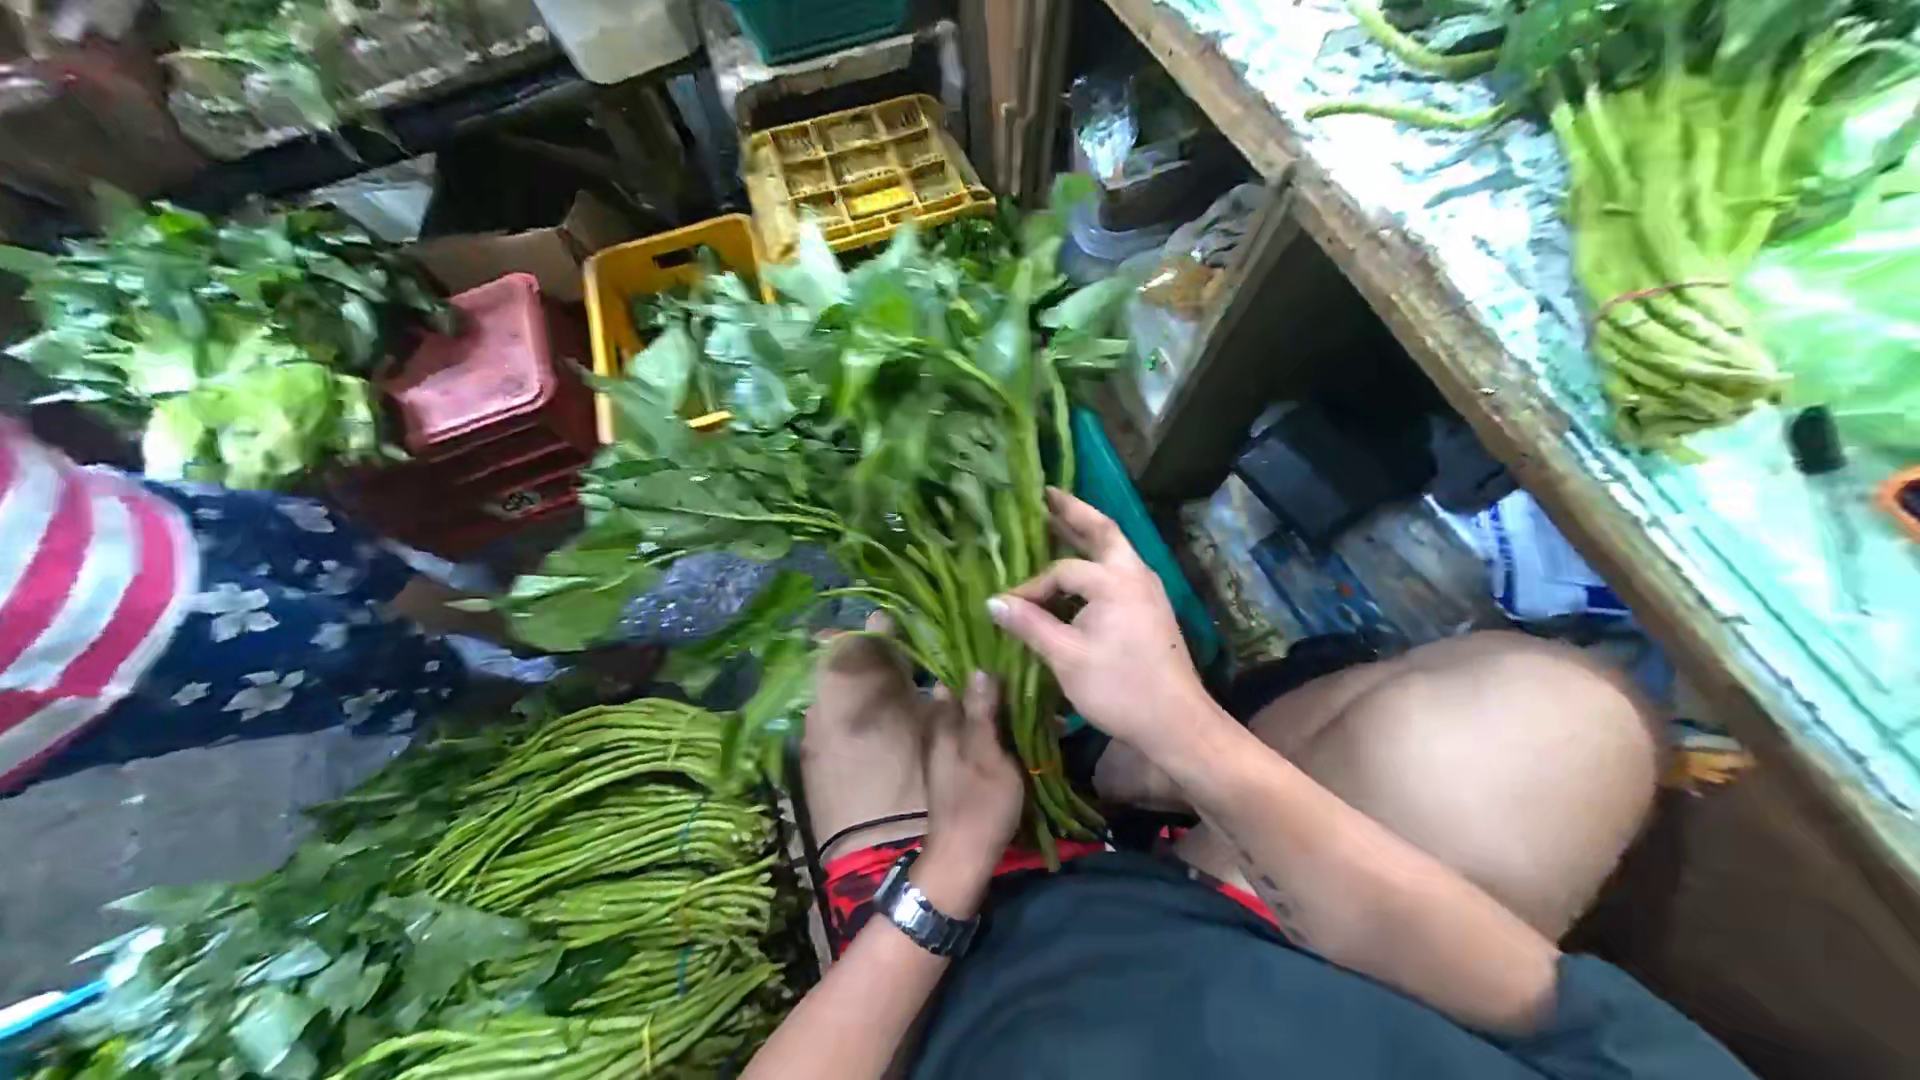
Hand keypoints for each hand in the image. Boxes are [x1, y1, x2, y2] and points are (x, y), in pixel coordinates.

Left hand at [915, 673, 1024, 917]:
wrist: (963, 859)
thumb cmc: (978, 805)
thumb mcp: (986, 755)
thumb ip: (981, 713)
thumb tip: (979, 669)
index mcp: (944, 723)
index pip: (956, 679)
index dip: (981, 666)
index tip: (1011, 657)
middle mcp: (943, 731)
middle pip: (970, 697)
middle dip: (1000, 689)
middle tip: (1035, 683)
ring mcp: (952, 750)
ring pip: (979, 717)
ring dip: (1005, 711)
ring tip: (1041, 708)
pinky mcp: (963, 768)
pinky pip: (983, 737)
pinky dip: (1003, 732)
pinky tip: (1029, 734)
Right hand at [987, 488, 1213, 755]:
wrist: (1176, 722)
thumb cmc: (1119, 688)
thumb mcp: (1066, 657)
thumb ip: (1030, 625)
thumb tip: (993, 602)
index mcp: (1114, 581)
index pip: (1061, 571)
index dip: (1030, 587)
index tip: (1007, 608)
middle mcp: (1134, 574)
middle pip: (1102, 530)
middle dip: (1073, 511)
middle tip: (1046, 493)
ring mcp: (1147, 589)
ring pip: (1113, 548)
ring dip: (1086, 533)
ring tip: (1058, 522)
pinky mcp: (1150, 606)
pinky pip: (1118, 569)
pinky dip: (1095, 560)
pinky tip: (1078, 572)